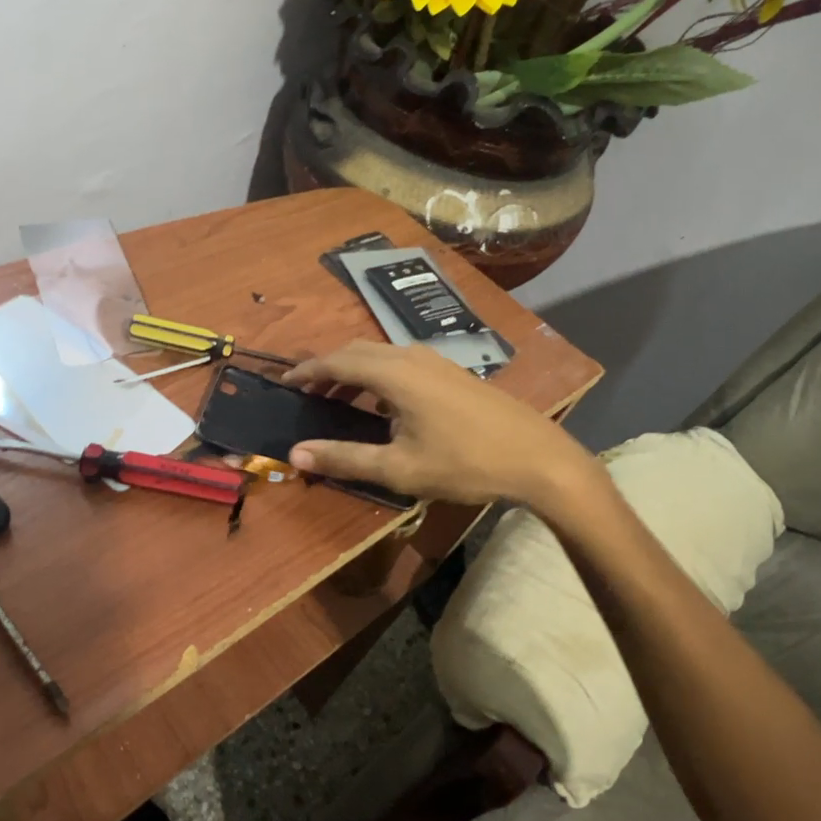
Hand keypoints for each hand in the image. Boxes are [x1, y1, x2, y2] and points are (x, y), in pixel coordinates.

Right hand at [283, 341, 608, 511]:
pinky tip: (381, 405)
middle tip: (306, 393)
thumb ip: (344, 459)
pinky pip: (400, 362)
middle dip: (327, 369)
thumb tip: (295, 454)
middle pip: (356, 351)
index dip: (306, 372)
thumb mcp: (399, 469)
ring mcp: (435, 361)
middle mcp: (411, 356)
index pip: (336, 362)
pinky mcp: (452, 372)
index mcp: (394, 374)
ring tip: (336, 400)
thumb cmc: (464, 464)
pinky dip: (376, 375)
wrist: (537, 457)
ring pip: (380, 354)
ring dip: (353, 372)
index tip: (283, 383)